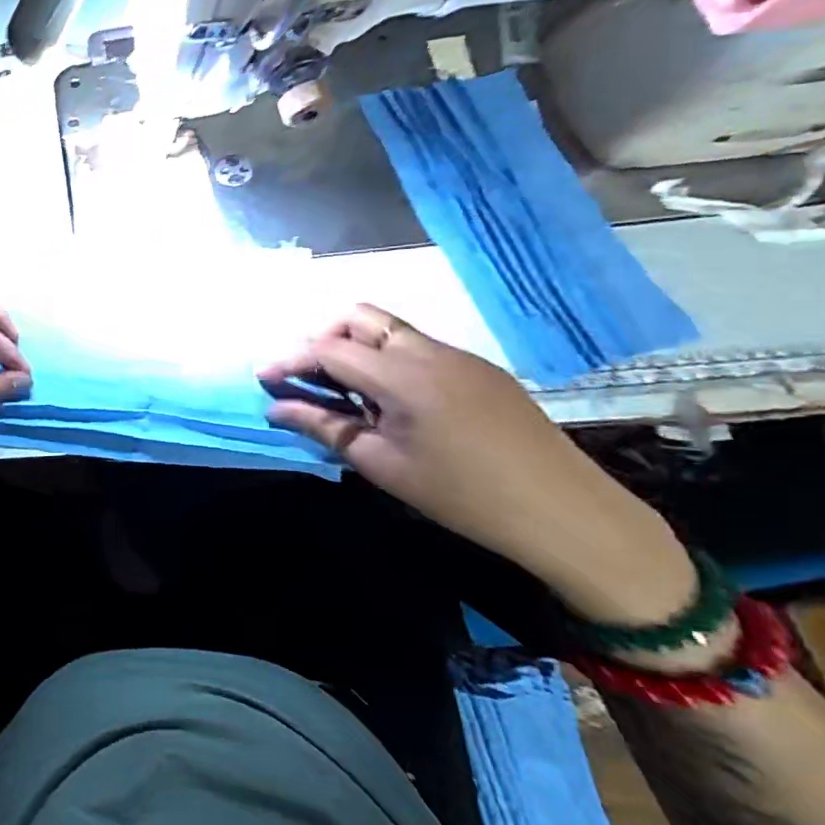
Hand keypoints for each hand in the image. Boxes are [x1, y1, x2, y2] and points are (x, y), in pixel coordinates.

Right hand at [261, 305, 695, 625]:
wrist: (560, 507)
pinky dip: (389, 359)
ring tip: (342, 390)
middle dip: (323, 336)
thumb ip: (326, 428)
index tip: (265, 378)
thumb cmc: (460, 494)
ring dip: (356, 346)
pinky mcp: (479, 368)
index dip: (291, 359)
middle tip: (305, 375)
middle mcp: (428, 349)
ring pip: (391, 329)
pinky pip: (420, 347)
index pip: (329, 347)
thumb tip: (278, 409)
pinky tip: (390, 400)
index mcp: (402, 373)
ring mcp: (459, 355)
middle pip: (360, 317)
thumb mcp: (383, 464)